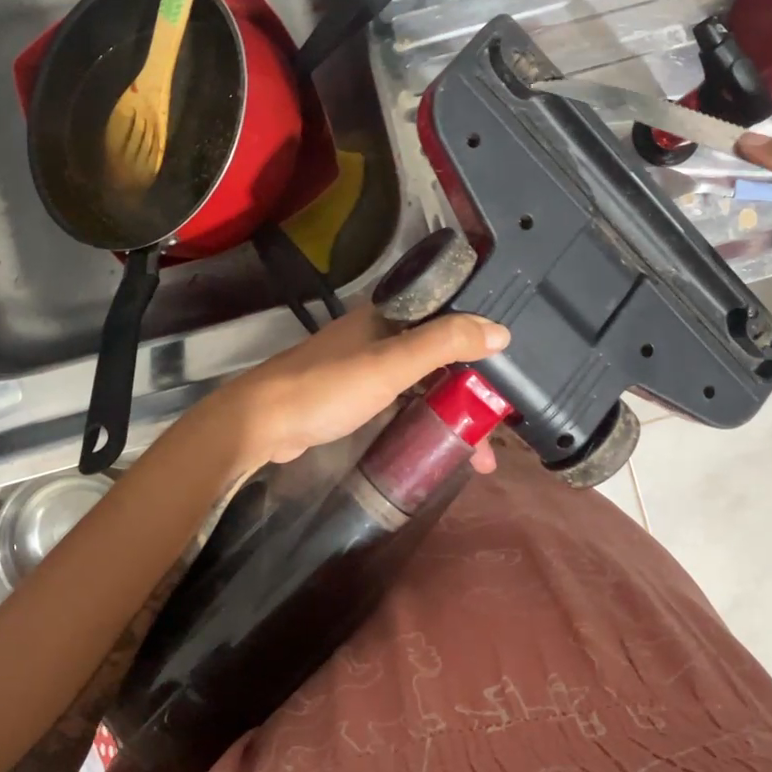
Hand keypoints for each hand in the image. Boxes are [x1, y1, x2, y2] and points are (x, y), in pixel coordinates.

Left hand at [213, 305, 510, 470]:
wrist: (261, 423)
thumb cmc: (327, 388)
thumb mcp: (391, 363)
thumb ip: (444, 343)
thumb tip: (499, 332)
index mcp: (389, 315)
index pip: (449, 317)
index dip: (482, 343)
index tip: (510, 377)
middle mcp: (381, 335)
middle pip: (440, 356)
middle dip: (472, 392)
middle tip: (497, 430)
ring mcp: (367, 367)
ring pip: (423, 384)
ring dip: (452, 412)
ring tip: (479, 455)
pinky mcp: (355, 397)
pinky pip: (403, 404)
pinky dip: (426, 421)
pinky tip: (440, 447)